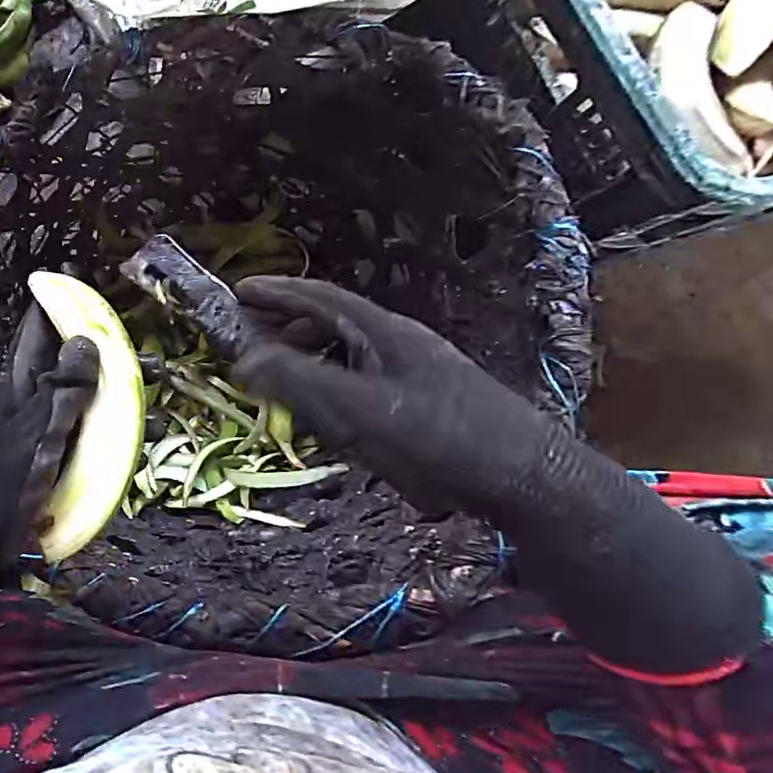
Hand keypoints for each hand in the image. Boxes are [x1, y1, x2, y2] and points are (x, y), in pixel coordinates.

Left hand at [0, 306, 99, 571]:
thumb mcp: (37, 439)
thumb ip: (62, 392)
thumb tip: (83, 338)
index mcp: (15, 390)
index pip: (35, 335)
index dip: (51, 306)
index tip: (67, 278)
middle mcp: (10, 402)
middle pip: (39, 359)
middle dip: (61, 335)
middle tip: (89, 317)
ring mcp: (7, 430)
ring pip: (41, 388)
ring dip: (63, 370)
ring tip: (90, 359)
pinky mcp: (10, 456)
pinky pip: (44, 419)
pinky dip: (63, 408)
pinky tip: (74, 419)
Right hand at [231, 277, 760, 673]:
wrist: (532, 480)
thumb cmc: (441, 438)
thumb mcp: (359, 411)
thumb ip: (297, 382)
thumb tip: (242, 360)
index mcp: (381, 330)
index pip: (318, 297)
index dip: (276, 292)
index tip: (239, 292)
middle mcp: (397, 340)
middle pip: (331, 319)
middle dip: (286, 325)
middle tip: (251, 339)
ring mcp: (414, 368)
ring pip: (347, 349)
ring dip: (308, 354)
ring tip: (281, 377)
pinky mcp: (424, 397)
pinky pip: (363, 376)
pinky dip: (332, 380)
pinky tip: (327, 412)